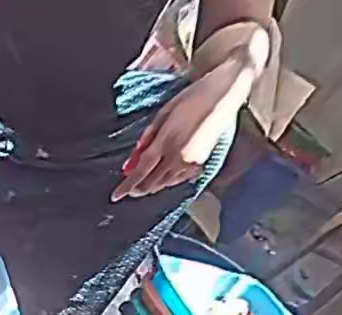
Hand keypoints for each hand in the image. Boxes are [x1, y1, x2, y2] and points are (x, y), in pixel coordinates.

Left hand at [111, 57, 247, 200]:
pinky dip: (168, 180)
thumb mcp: (164, 113)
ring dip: (152, 185)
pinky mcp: (200, 163)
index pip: (140, 172)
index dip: (126, 186)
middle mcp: (178, 157)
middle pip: (151, 184)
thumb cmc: (192, 97)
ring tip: (146, 179)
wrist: (226, 91)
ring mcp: (190, 162)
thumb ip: (146, 139)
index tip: (115, 197)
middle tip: (130, 187)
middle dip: (138, 188)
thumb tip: (131, 162)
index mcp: (166, 141)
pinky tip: (166, 172)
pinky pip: (178, 180)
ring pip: (164, 185)